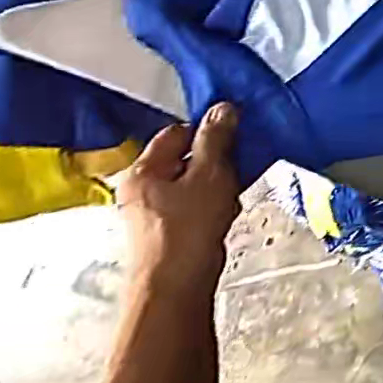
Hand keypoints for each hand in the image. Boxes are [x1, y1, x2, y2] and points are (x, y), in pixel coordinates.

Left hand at [116, 103, 242, 295]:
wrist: (177, 275)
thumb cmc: (191, 221)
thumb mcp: (211, 173)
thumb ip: (216, 140)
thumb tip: (224, 107)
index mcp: (142, 169)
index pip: (177, 133)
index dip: (209, 130)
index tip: (239, 136)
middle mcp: (140, 184)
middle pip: (185, 155)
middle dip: (217, 156)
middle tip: (243, 161)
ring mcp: (151, 204)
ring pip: (193, 176)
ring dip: (219, 176)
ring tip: (238, 185)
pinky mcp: (168, 220)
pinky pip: (195, 195)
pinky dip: (215, 193)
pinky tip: (230, 202)